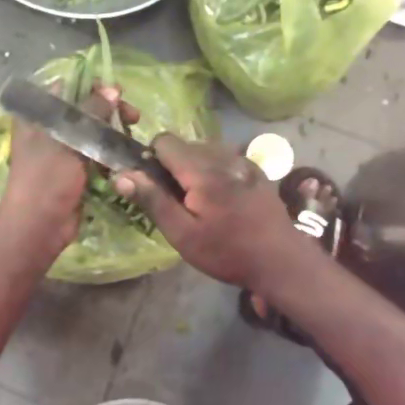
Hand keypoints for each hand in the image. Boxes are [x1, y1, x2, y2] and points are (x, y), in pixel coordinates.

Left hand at [0, 85, 138, 251]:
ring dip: (113, 130)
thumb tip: (113, 90)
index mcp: (38, 115)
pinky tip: (128, 152)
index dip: (93, 86)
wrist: (39, 225)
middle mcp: (49, 127)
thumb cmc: (46, 178)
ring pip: (93, 131)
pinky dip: (111, 150)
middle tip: (133, 116)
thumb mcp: (68, 139)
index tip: (118, 92)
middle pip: (83, 108)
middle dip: (109, 109)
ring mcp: (63, 150)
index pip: (66, 87)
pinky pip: (96, 153)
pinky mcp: (76, 170)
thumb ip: (91, 112)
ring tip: (134, 132)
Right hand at [112, 135, 319, 290]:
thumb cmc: (227, 252)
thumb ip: (152, 200)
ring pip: (204, 149)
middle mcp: (224, 156)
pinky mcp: (257, 169)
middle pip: (184, 144)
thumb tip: (121, 175)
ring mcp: (244, 161)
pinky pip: (225, 157)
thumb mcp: (182, 234)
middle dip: (174, 166)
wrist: (282, 263)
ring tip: (200, 201)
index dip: (152, 159)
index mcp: (202, 170)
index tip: (156, 186)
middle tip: (178, 201)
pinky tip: (222, 199)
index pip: (164, 140)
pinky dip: (215, 170)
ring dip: (194, 167)